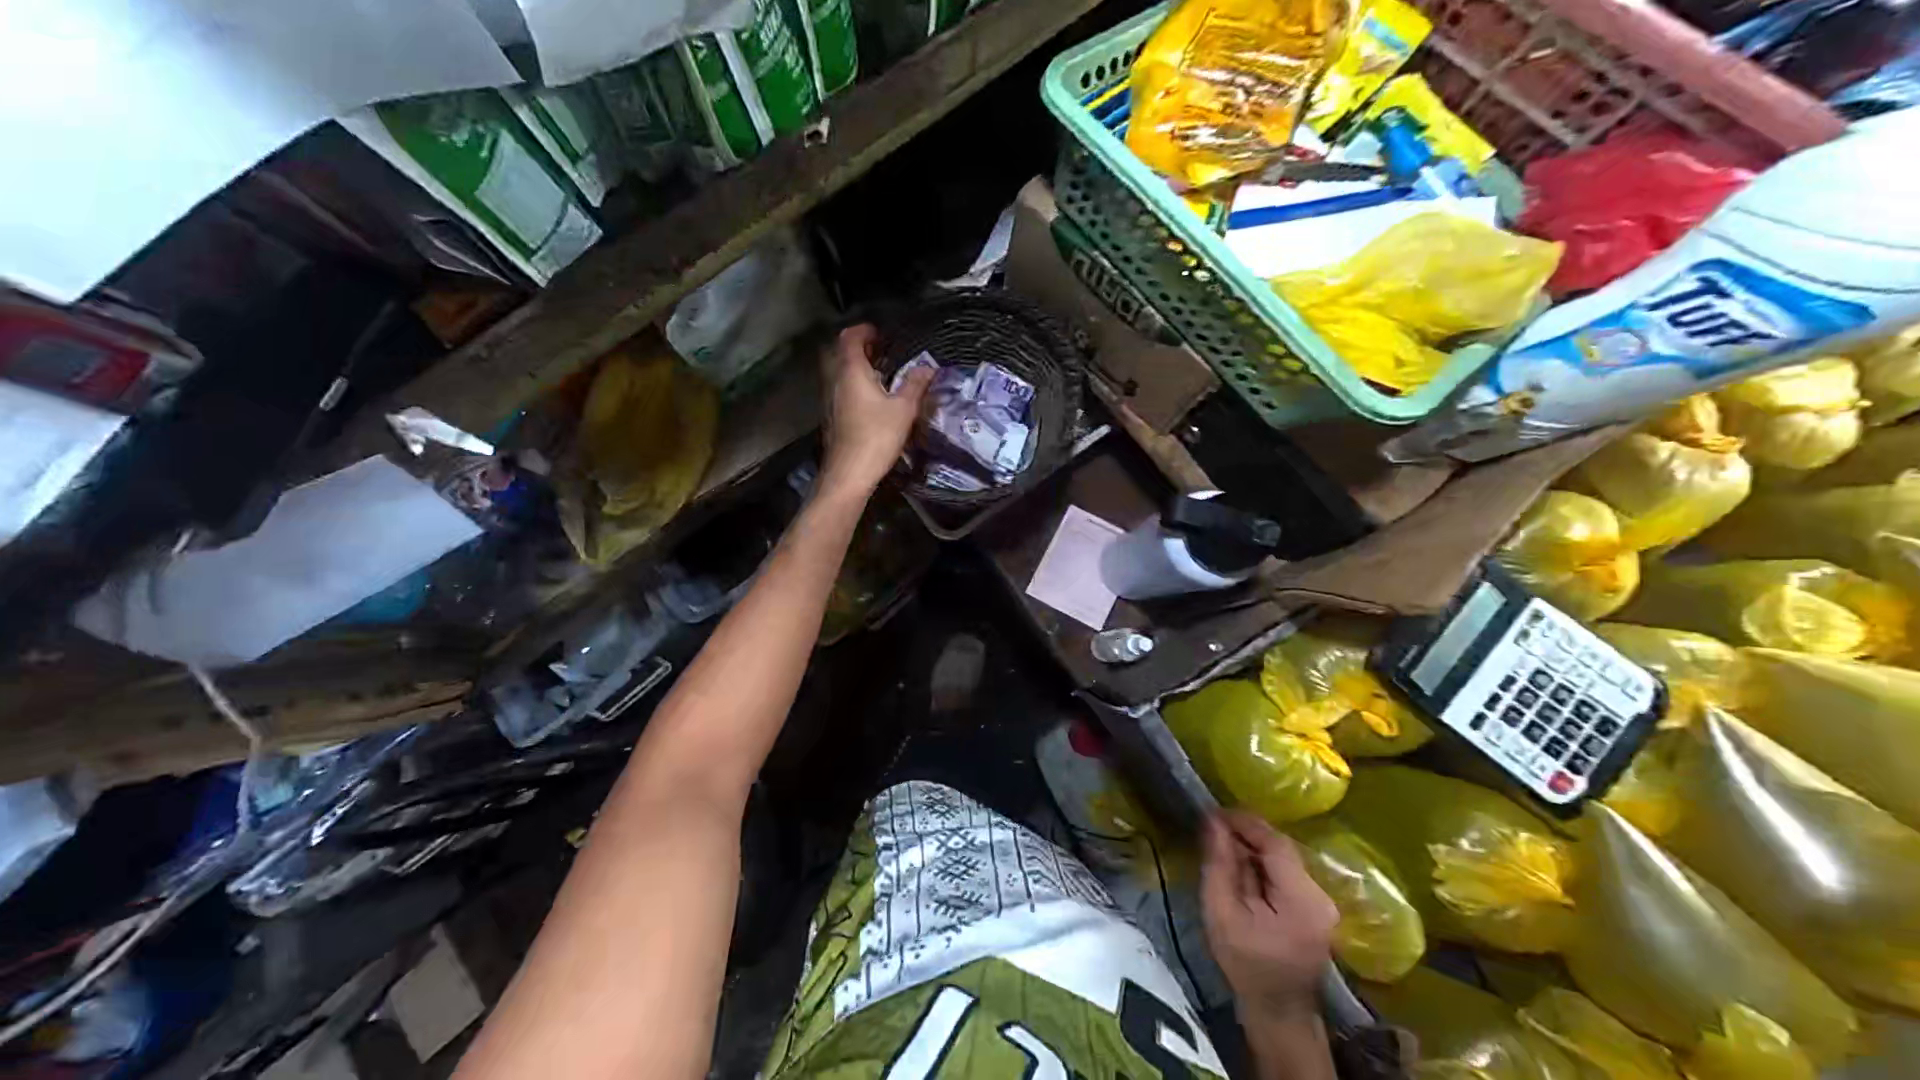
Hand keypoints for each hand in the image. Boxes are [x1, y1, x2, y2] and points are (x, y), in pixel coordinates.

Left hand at [819, 324, 932, 497]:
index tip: (879, 333)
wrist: (849, 473)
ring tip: (878, 373)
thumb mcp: (903, 409)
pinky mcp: (831, 416)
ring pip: (837, 372)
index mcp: (851, 371)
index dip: (863, 330)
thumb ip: (915, 384)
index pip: (850, 338)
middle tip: (878, 350)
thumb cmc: (876, 437)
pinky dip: (852, 384)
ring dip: (854, 367)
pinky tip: (869, 398)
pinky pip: (839, 389)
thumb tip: (928, 367)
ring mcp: (829, 399)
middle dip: (857, 347)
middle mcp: (835, 380)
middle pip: (839, 352)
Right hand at [1200, 811, 1338, 1019]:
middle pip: (1281, 849)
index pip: (1275, 843)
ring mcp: (1322, 903)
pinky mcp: (1316, 909)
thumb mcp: (1221, 912)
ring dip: (1254, 849)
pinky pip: (1287, 874)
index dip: (1244, 822)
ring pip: (1284, 860)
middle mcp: (1320, 895)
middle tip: (1213, 829)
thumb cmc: (1245, 964)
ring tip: (1223, 846)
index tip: (1213, 813)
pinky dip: (1263, 865)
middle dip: (1247, 835)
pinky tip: (1242, 869)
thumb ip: (1220, 864)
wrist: (1277, 1011)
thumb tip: (1214, 822)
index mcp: (1301, 898)